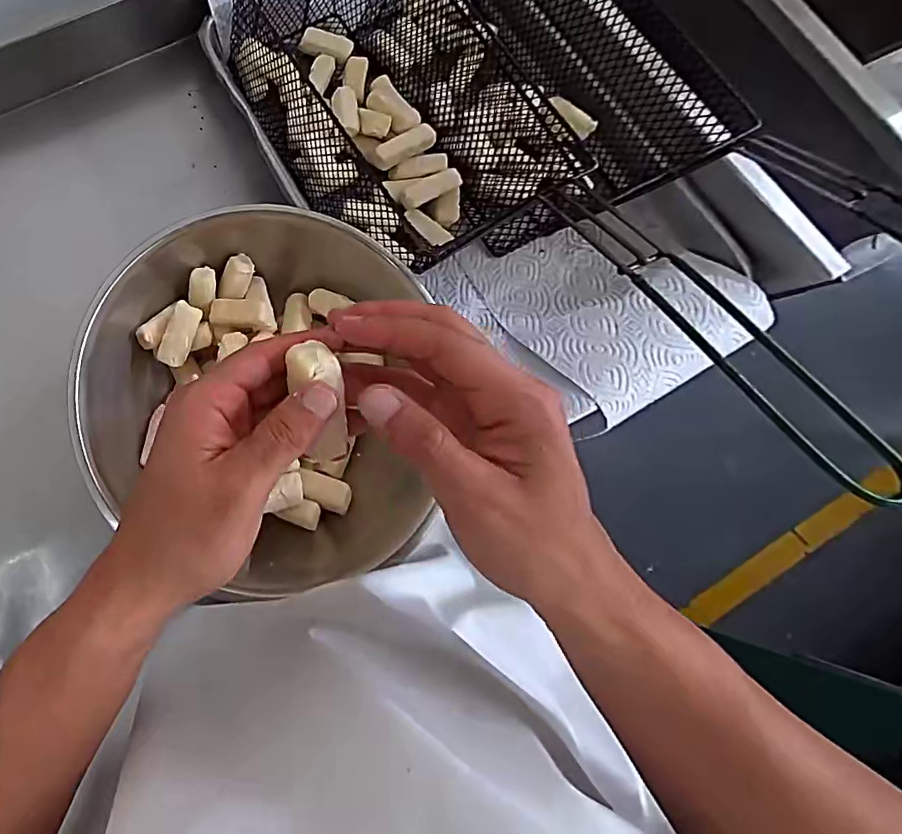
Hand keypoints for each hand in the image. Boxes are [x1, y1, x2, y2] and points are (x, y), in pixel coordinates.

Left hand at [98, 332, 341, 615]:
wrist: (147, 581)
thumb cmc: (187, 536)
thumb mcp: (241, 483)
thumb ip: (283, 434)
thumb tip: (323, 388)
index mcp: (204, 400)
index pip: (259, 356)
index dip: (304, 344)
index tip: (347, 341)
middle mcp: (208, 406)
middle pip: (266, 376)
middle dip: (313, 372)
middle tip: (363, 373)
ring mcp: (216, 430)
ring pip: (269, 402)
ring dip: (308, 401)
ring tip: (357, 398)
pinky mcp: (224, 454)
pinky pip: (264, 429)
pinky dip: (295, 428)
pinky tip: (329, 430)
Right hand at [330, 302, 623, 608]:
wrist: (566, 578)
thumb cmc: (534, 543)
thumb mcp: (475, 496)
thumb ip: (423, 441)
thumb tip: (372, 396)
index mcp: (516, 398)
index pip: (446, 343)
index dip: (391, 327)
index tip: (345, 324)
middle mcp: (502, 390)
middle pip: (440, 336)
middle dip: (386, 323)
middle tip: (336, 324)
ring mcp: (485, 405)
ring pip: (427, 361)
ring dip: (382, 354)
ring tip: (335, 355)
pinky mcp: (468, 424)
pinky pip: (423, 393)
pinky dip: (387, 388)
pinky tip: (354, 395)